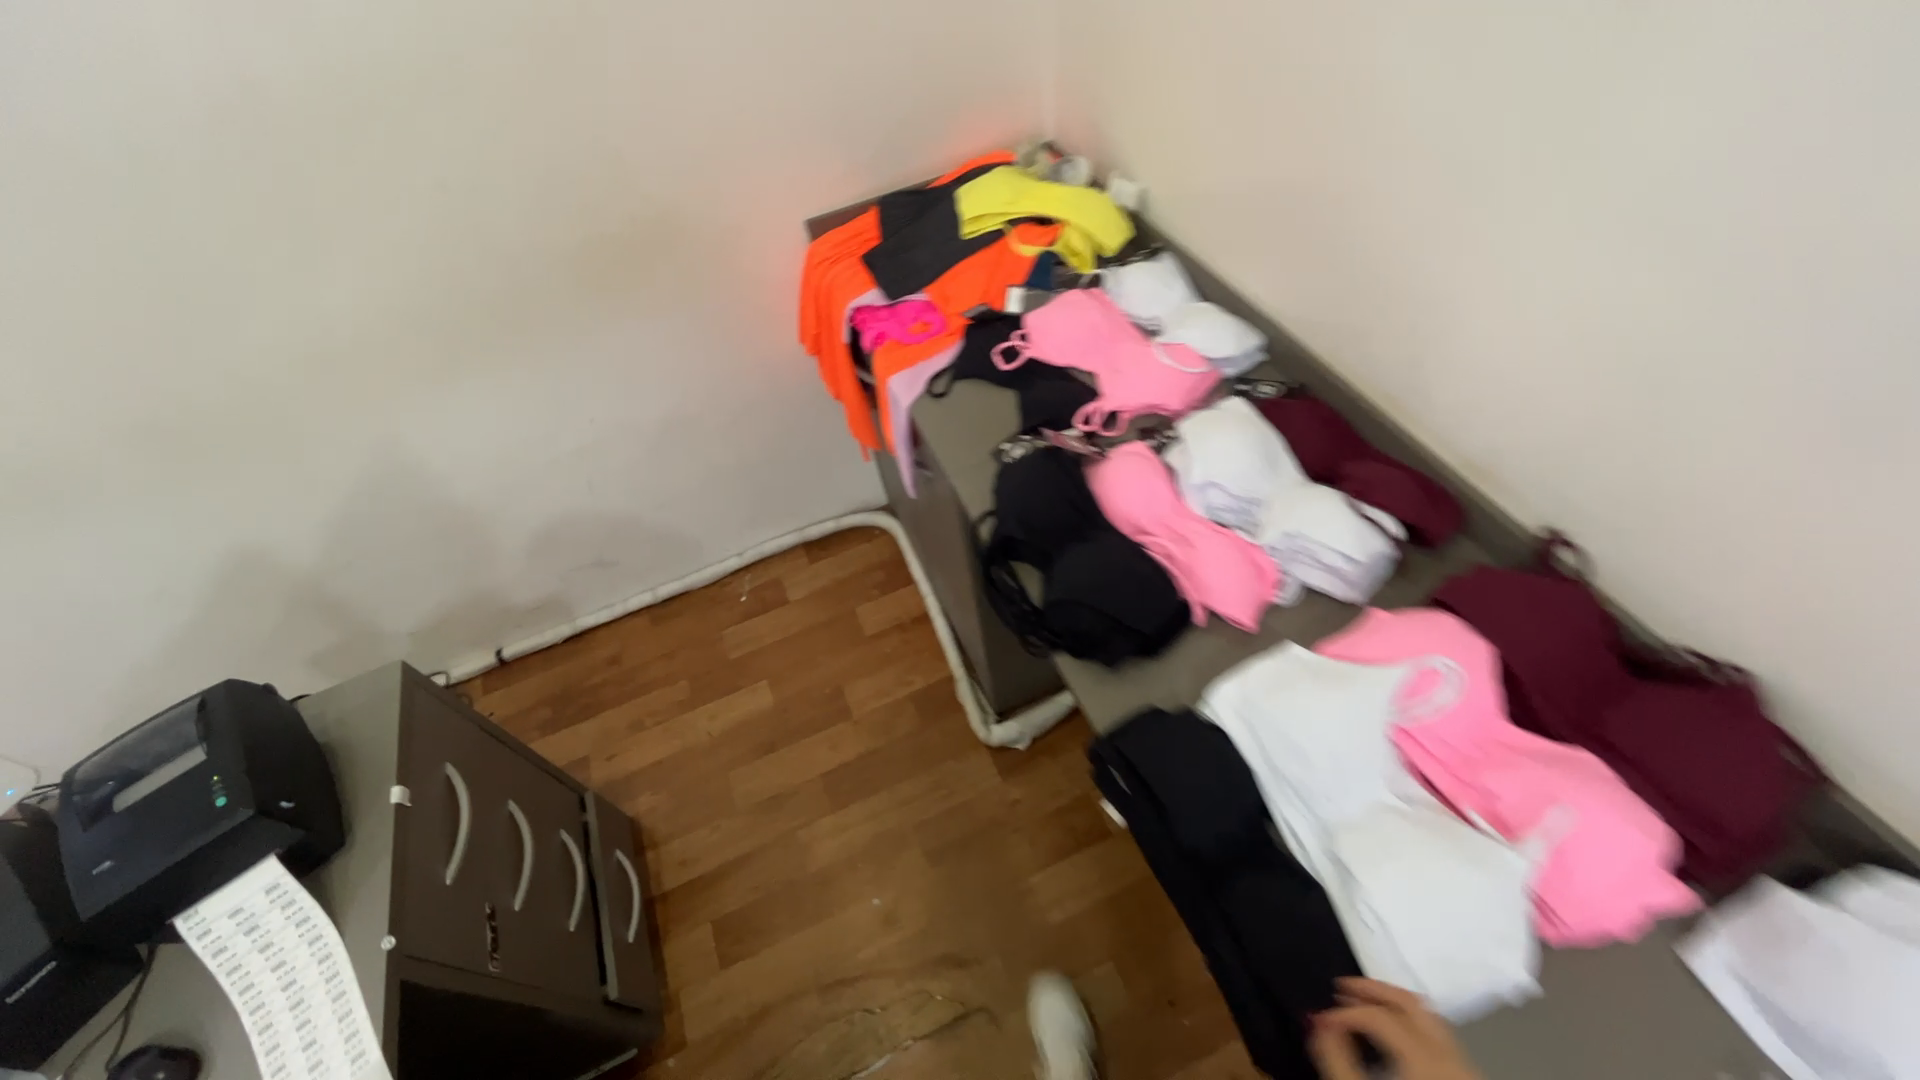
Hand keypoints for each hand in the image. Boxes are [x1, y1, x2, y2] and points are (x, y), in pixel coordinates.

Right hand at [1309, 978, 1483, 1079]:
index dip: (1344, 1013)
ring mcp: (1465, 1073)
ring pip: (1431, 1019)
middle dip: (1373, 991)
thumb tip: (1319, 1023)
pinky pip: (1440, 1038)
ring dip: (1394, 1003)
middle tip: (1340, 987)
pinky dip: (1412, 1023)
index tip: (1319, 1022)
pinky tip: (1392, 1032)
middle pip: (1412, 1005)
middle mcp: (1453, 1062)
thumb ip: (1335, 1058)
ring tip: (1362, 1003)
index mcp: (1425, 1063)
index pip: (1379, 1017)